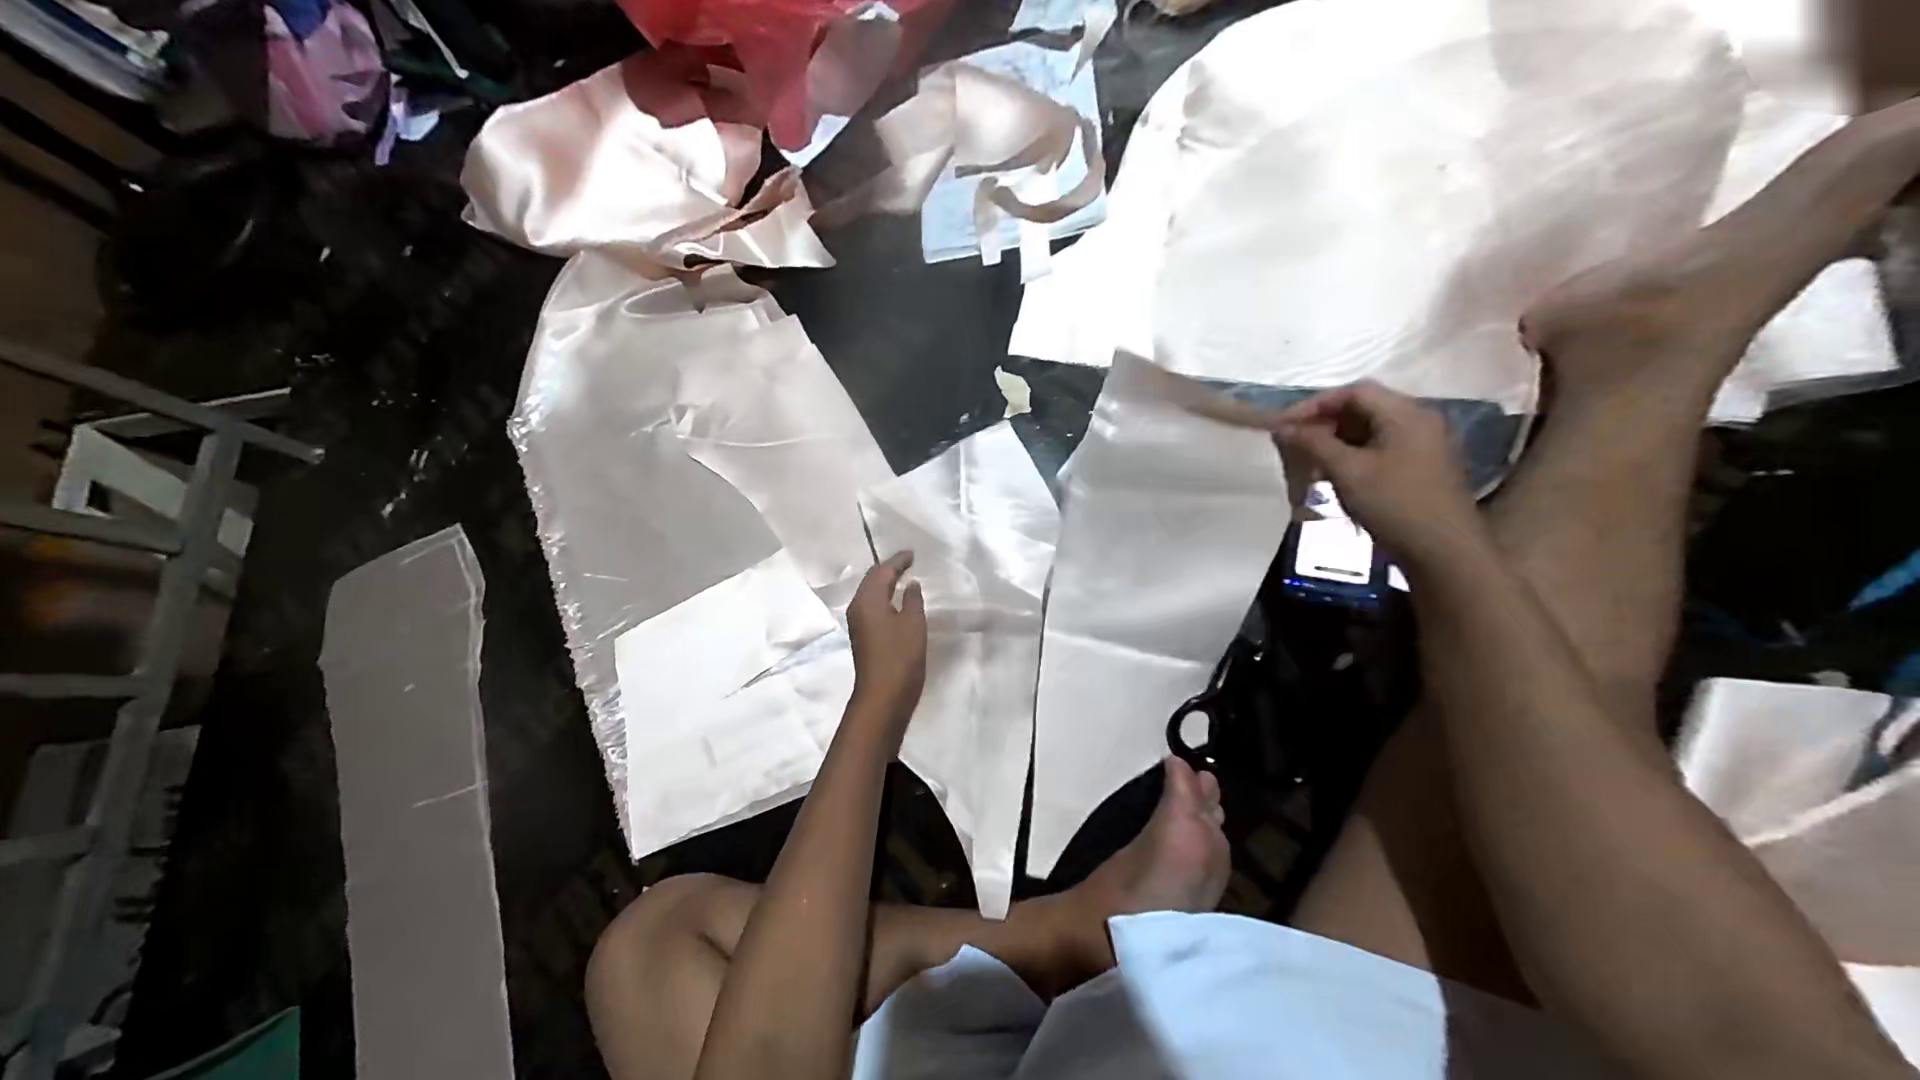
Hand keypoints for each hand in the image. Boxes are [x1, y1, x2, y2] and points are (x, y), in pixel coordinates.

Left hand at [847, 550, 926, 722]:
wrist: (884, 696)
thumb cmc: (900, 656)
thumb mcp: (913, 623)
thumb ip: (912, 600)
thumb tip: (910, 585)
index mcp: (868, 600)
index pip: (882, 571)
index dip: (897, 561)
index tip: (912, 554)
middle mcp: (858, 608)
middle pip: (872, 580)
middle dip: (888, 569)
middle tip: (908, 562)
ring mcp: (858, 624)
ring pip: (870, 594)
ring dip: (885, 584)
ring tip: (904, 578)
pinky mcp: (864, 637)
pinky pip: (872, 608)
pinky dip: (884, 599)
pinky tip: (897, 602)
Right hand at [1272, 383, 1488, 567]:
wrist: (1442, 552)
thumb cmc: (1394, 505)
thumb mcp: (1347, 471)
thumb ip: (1313, 443)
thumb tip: (1283, 427)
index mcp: (1406, 414)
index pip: (1354, 392)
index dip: (1315, 404)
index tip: (1285, 425)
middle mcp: (1419, 420)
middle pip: (1363, 408)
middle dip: (1324, 422)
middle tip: (1293, 443)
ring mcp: (1424, 444)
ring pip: (1370, 429)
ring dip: (1336, 440)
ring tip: (1308, 461)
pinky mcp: (1421, 466)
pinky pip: (1380, 447)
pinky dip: (1352, 454)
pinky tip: (1333, 474)